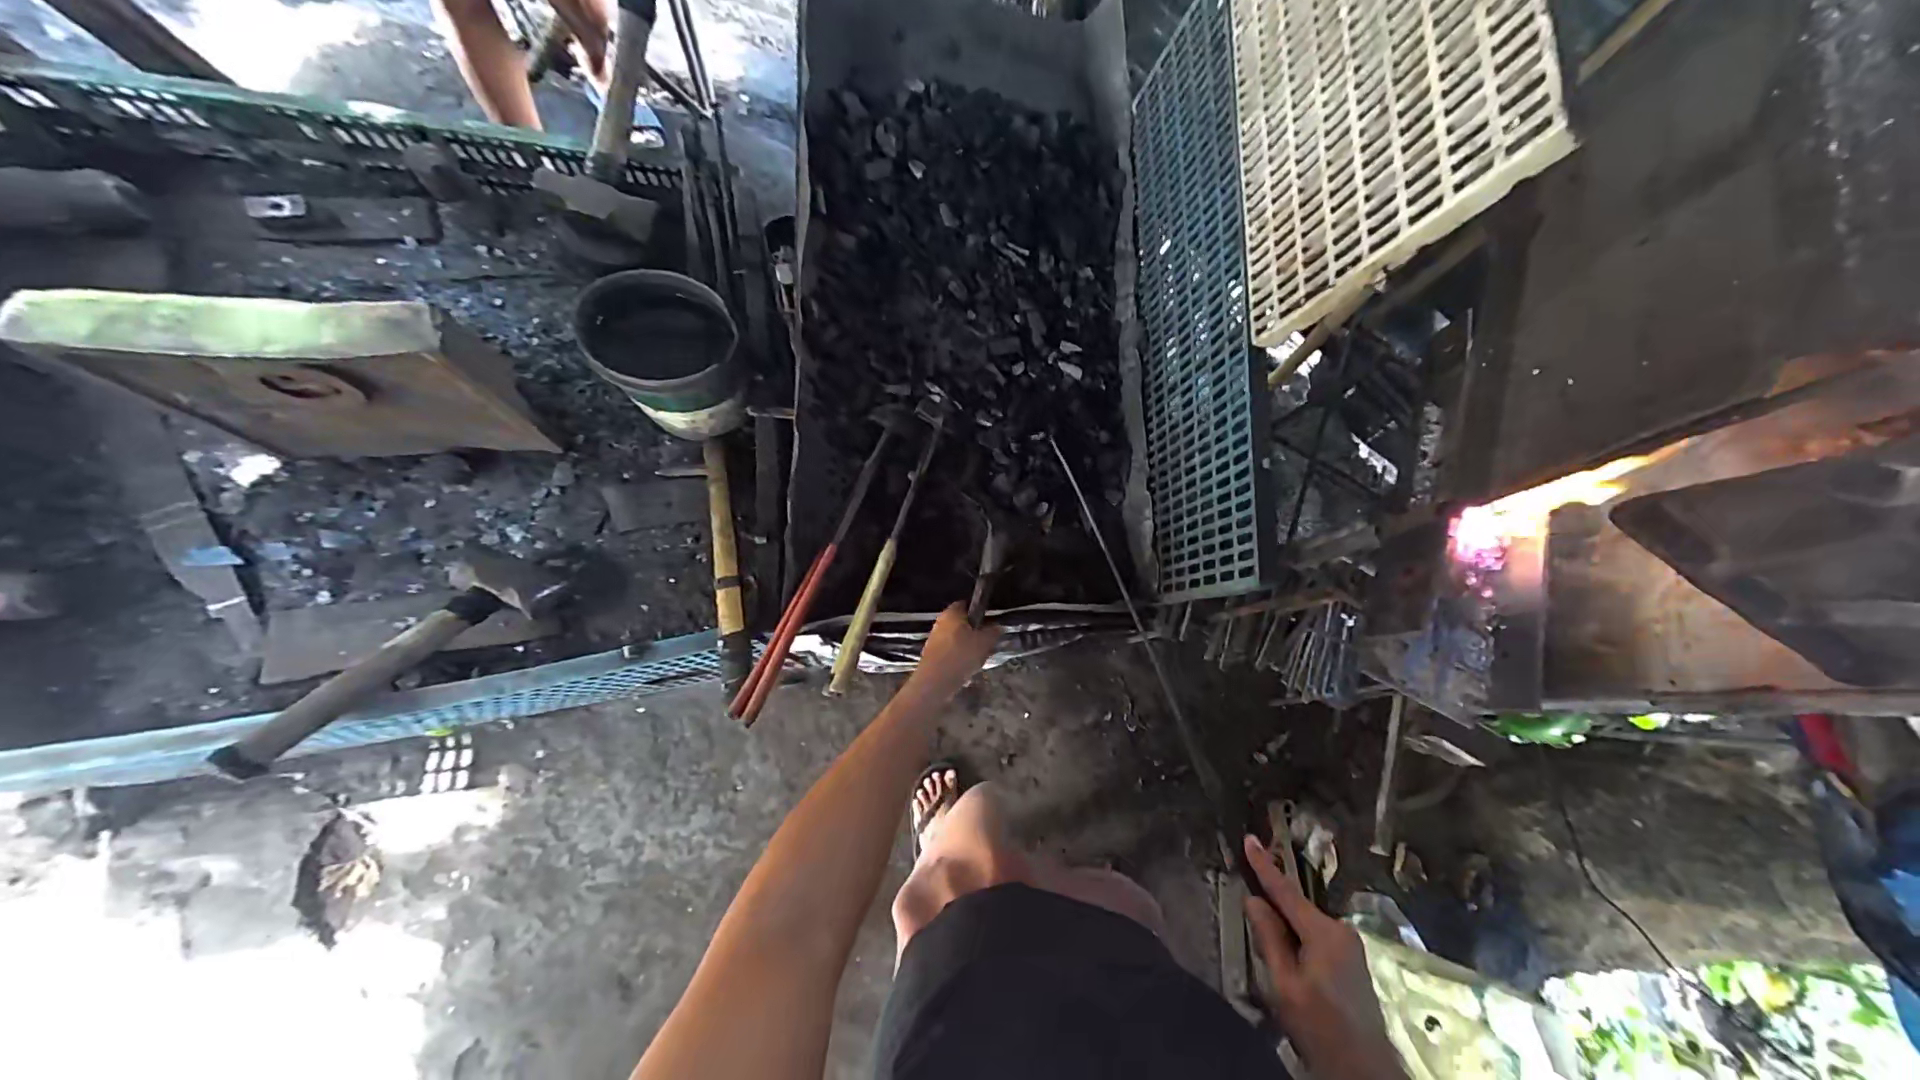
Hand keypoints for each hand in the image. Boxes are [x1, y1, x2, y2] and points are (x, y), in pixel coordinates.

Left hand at [909, 603, 999, 698]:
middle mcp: (940, 622)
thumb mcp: (985, 642)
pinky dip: (958, 657)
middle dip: (973, 631)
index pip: (966, 604)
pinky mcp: (931, 655)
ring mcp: (933, 639)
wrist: (936, 681)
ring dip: (966, 646)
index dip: (978, 611)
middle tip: (986, 642)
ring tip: (978, 658)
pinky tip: (966, 668)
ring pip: (956, 638)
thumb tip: (997, 626)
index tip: (989, 622)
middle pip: (961, 623)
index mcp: (951, 613)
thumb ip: (993, 632)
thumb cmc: (961, 655)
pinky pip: (949, 652)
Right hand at [1241, 834, 1405, 1079]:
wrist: (1364, 1070)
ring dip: (1286, 936)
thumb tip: (1255, 900)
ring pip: (1304, 926)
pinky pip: (1315, 939)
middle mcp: (1341, 931)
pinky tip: (1295, 974)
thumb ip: (1269, 938)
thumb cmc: (1320, 1026)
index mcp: (1324, 932)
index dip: (1264, 865)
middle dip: (1273, 917)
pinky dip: (1299, 944)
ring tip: (1280, 973)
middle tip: (1262, 951)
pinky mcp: (1352, 961)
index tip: (1249, 838)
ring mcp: (1350, 946)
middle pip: (1294, 909)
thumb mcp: (1284, 984)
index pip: (1286, 891)